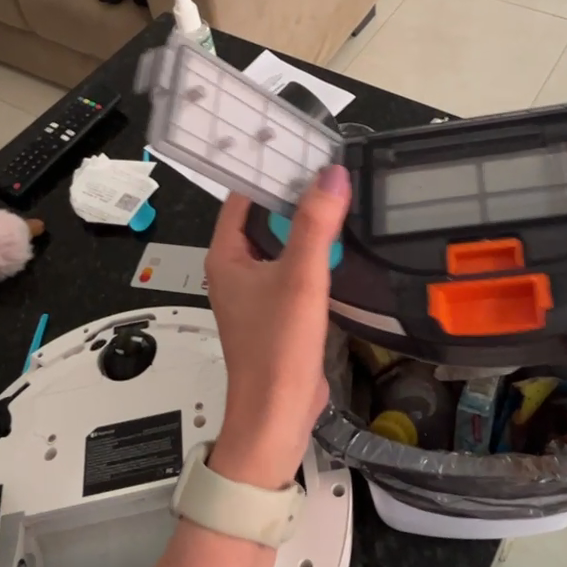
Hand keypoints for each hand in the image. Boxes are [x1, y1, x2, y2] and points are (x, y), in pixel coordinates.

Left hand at [203, 167, 350, 489]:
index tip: (299, 150)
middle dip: (295, 196)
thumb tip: (331, 176)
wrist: (279, 416)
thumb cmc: (276, 352)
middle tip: (329, 171)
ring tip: (338, 199)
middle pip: (264, 216)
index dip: (269, 171)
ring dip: (307, 226)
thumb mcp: (300, 278)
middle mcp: (236, 269)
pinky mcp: (278, 309)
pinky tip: (340, 246)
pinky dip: (314, 254)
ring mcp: (256, 290)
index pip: (243, 196)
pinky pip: (295, 268)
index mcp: (225, 256)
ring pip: (282, 243)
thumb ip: (315, 224)